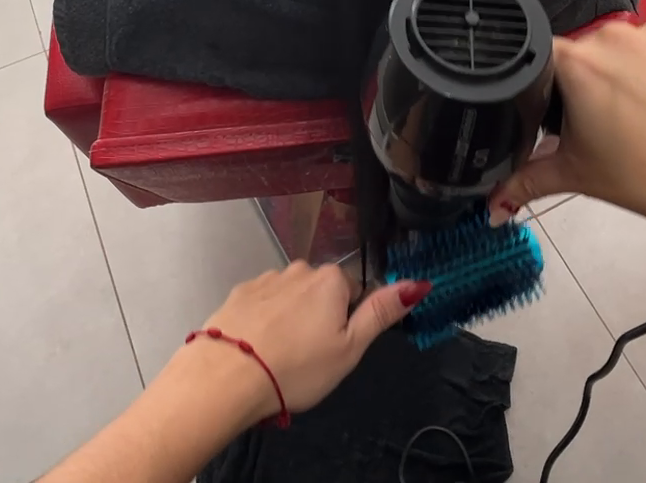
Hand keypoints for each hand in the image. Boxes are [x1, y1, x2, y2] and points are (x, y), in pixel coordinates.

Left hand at [164, 262, 429, 423]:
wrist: (228, 376)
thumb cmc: (297, 367)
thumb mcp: (350, 349)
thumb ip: (381, 312)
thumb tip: (417, 283)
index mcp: (331, 280)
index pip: (353, 292)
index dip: (347, 321)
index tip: (334, 348)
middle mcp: (299, 269)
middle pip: (320, 291)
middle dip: (319, 317)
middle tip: (310, 356)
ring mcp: (266, 278)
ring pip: (290, 296)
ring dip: (290, 318)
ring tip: (281, 356)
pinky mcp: (240, 291)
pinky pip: (262, 303)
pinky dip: (264, 320)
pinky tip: (258, 347)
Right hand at [488, 21, 645, 246]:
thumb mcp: (579, 176)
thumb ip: (526, 181)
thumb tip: (493, 204)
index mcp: (576, 63)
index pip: (541, 56)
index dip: (547, 85)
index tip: (560, 110)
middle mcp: (615, 37)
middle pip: (588, 50)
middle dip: (592, 80)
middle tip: (608, 122)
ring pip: (631, 48)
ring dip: (633, 72)